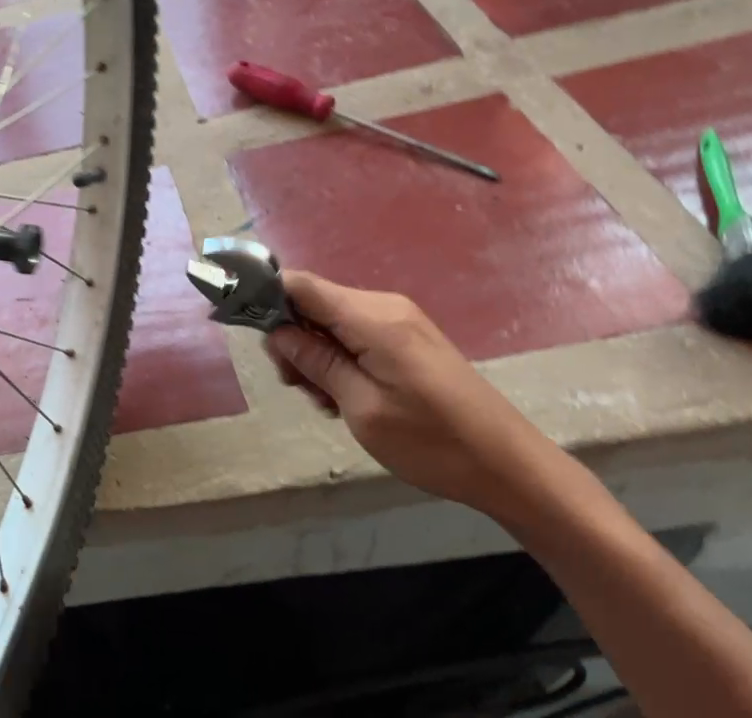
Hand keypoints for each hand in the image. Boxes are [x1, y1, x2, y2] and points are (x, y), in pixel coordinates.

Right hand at [264, 271, 558, 517]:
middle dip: (293, 340)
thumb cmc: (432, 442)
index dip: (264, 296)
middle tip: (301, 389)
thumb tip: (275, 330)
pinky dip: (340, 361)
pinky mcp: (408, 340)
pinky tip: (348, 398)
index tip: (242, 328)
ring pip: (331, 323)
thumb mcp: (361, 407)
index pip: (299, 284)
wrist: (510, 467)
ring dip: (316, 357)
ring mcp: (399, 322)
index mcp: (372, 318)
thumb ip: (315, 362)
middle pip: (313, 304)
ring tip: (329, 403)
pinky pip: (355, 336)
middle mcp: (384, 307)